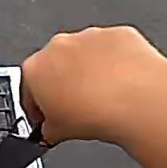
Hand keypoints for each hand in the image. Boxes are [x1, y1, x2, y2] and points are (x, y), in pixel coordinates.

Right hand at [20, 26, 166, 144]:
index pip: (27, 90)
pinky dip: (113, 65)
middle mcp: (59, 46)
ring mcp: (90, 37)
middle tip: (72, 110)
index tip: (45, 119)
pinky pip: (110, 50)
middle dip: (60, 86)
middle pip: (54, 68)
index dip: (36, 108)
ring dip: (86, 74)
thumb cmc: (96, 111)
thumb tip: (54, 128)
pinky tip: (119, 87)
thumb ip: (47, 128)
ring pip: (82, 57)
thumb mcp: (57, 133)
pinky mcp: (119, 34)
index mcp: (35, 68)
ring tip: (99, 100)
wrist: (139, 100)